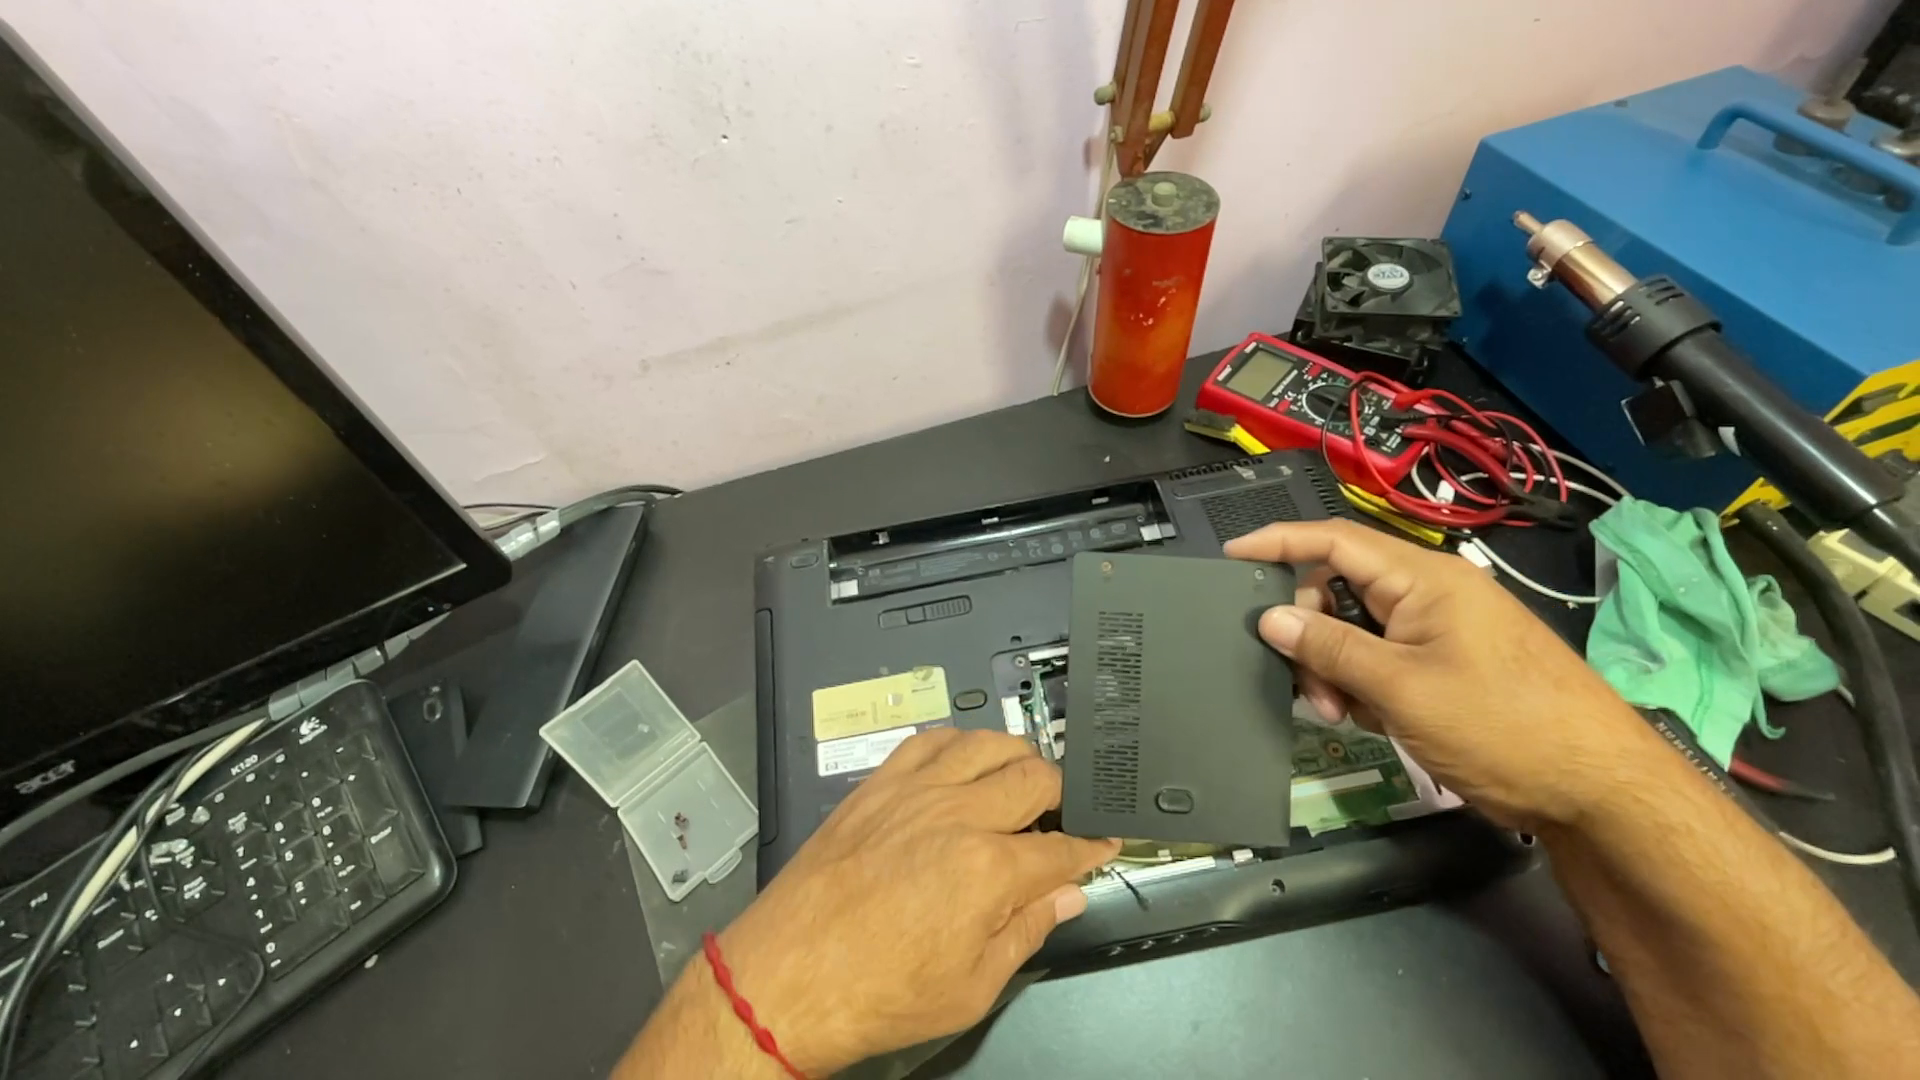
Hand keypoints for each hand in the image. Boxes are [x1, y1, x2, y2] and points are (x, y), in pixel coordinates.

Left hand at [707, 729, 1118, 1075]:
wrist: (789, 976)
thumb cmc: (880, 992)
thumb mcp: (970, 988)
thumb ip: (1027, 930)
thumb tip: (1067, 895)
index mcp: (988, 869)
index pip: (1062, 848)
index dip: (1092, 846)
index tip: (1104, 842)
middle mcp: (957, 814)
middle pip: (1034, 778)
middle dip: (1063, 793)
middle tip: (1063, 812)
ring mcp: (915, 790)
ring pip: (987, 743)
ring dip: (1016, 756)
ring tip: (1020, 778)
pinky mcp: (879, 783)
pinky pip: (930, 740)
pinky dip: (958, 744)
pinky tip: (962, 760)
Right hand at [1224, 519, 1660, 830]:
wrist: (1598, 791)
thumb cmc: (1502, 726)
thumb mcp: (1400, 688)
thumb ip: (1329, 647)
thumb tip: (1270, 617)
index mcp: (1423, 579)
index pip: (1333, 541)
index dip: (1277, 542)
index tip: (1230, 555)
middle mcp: (1428, 594)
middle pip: (1336, 590)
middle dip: (1309, 634)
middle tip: (1307, 688)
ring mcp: (1437, 630)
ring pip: (1354, 629)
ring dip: (1333, 667)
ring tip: (1341, 714)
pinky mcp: (1443, 663)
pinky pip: (1379, 656)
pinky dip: (1360, 683)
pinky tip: (1370, 718)